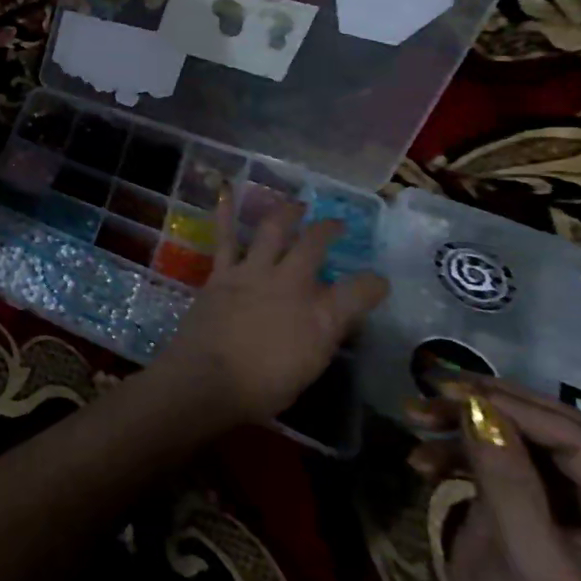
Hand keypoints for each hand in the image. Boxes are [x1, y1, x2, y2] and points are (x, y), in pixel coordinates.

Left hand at [163, 190, 387, 420]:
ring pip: (274, 231)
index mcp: (324, 317)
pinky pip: (225, 238)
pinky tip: (225, 191)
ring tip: (297, 204)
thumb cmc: (261, 388)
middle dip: (329, 230)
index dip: (374, 284)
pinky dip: (226, 214)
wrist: (206, 378)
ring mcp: (253, 274)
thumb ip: (321, 337)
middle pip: (317, 245)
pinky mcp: (221, 274)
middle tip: (335, 224)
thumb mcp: (309, 368)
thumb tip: (327, 321)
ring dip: (287, 213)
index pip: (364, 289)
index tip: (375, 283)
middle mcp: (292, 285)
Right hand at [418, 379, 580, 580]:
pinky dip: (461, 461)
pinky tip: (422, 463)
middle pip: (555, 439)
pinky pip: (504, 473)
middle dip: (489, 411)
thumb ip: (506, 480)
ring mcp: (580, 517)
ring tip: (412, 421)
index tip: (450, 389)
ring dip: (467, 433)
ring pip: (524, 450)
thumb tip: (476, 409)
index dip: (516, 409)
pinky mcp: (540, 520)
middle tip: (429, 391)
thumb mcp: (524, 556)